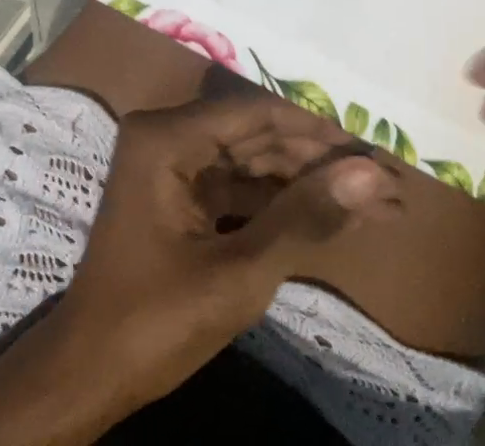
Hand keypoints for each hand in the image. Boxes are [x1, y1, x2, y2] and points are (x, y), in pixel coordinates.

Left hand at [60, 95, 402, 410]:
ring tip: (380, 204)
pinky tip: (334, 218)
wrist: (92, 371)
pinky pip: (238, 189)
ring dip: (309, 184)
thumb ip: (304, 216)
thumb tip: (372, 173)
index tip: (381, 147)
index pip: (257, 113)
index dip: (320, 130)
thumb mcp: (240, 270)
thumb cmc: (157, 318)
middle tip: (391, 184)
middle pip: (256, 135)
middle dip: (322, 161)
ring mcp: (170, 169)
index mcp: (165, 138)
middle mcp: (165, 139)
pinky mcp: (178, 200)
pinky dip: (282, 205)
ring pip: (252, 162)